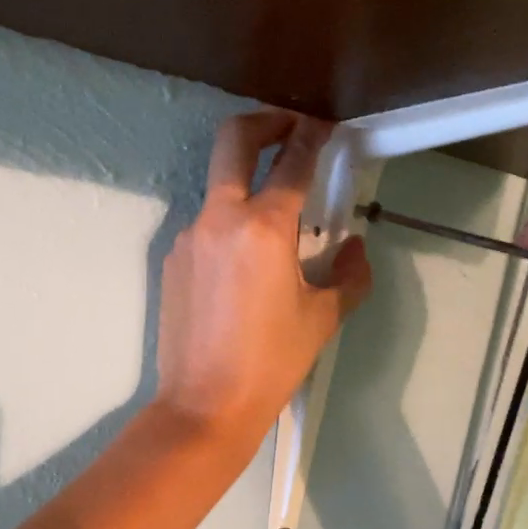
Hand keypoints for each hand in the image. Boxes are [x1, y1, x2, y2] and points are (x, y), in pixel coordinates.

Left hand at [154, 112, 372, 436]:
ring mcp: (188, 239)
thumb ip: (348, 275)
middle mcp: (219, 219)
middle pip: (234, 140)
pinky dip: (228, 229)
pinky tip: (244, 270)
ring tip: (273, 229)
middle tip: (289, 130)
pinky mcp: (172, 263)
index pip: (292, 160)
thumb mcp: (322, 319)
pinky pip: (205, 230)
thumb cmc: (270, 364)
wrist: (204, 406)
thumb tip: (355, 248)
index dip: (313, 135)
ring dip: (245, 188)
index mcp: (262, 227)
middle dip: (265, 122)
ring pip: (217, 189)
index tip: (325, 127)